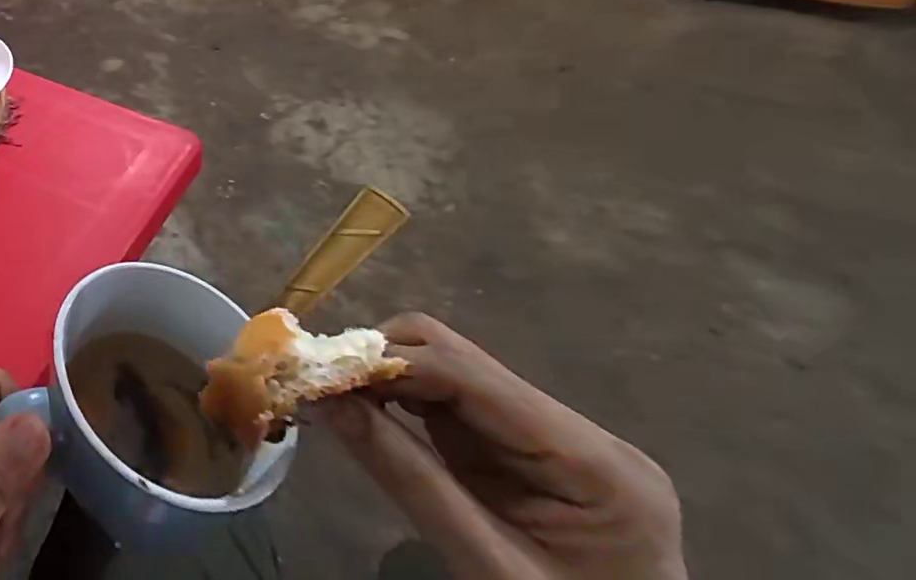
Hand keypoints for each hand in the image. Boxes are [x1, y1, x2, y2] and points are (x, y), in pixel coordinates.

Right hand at [328, 314, 685, 579]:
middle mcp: (574, 429)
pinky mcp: (519, 446)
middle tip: (324, 386)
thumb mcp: (488, 569)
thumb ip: (410, 479)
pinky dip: (401, 400)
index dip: (389, 362)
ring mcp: (546, 434)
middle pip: (457, 357)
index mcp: (593, 461)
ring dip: (385, 377)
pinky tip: (367, 413)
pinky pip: (449, 402)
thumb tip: (329, 401)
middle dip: (382, 362)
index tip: (323, 373)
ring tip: (336, 397)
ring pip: (446, 369)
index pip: (468, 374)